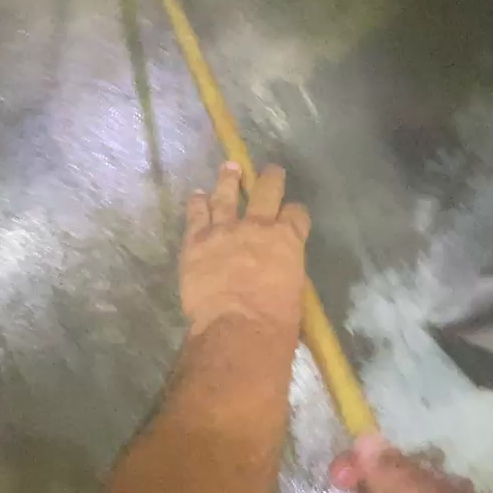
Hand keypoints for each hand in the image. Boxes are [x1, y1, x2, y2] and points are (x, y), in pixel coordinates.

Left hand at [179, 162, 310, 343]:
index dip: (296, 212)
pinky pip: (196, 214)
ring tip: (230, 167)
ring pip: (226, 195)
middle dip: (271, 179)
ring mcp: (224, 230)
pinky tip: (197, 195)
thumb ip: (284, 272)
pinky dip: (197, 203)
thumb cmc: (275, 321)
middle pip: (266, 192)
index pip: (297, 215)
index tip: (294, 212)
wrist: (237, 326)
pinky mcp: (196, 240)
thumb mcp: (293, 292)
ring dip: (228, 179)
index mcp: (287, 240)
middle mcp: (257, 227)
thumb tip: (277, 275)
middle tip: (271, 169)